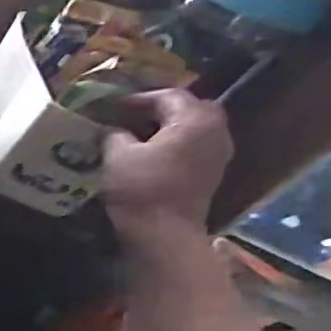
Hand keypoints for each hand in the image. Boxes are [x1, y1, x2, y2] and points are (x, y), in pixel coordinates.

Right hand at [102, 89, 234, 241]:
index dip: (138, 99)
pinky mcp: (212, 174)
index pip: (168, 96)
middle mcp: (215, 131)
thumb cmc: (140, 189)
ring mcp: (218, 154)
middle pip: (189, 109)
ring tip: (140, 136)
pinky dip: (176, 145)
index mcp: (194, 120)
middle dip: (160, 110)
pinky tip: (153, 155)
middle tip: (131, 117)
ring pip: (194, 129)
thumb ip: (114, 135)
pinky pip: (195, 147)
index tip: (113, 106)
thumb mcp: (117, 157)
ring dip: (169, 129)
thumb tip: (111, 129)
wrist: (163, 234)